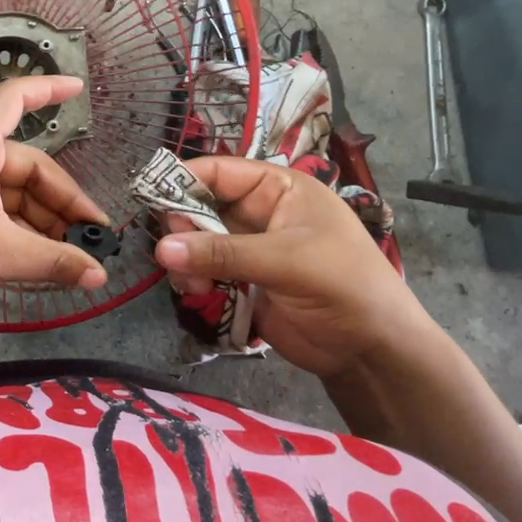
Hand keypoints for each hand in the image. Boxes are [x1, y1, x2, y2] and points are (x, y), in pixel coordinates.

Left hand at [0, 75, 110, 320]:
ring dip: (43, 222)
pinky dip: (19, 231)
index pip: (12, 100)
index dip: (47, 89)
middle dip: (61, 200)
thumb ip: (53, 261)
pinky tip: (42, 259)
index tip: (78, 88)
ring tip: (72, 255)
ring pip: (13, 195)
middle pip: (27, 165)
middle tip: (92, 235)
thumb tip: (98, 276)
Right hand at [153, 156, 431, 375]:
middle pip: (200, 204)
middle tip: (174, 253)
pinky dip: (192, 277)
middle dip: (182, 227)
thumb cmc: (343, 287)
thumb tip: (161, 248)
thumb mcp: (286, 262)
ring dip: (185, 258)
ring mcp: (249, 246)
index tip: (151, 202)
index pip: (219, 171)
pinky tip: (197, 291)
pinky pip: (202, 268)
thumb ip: (222, 253)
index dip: (183, 181)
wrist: (371, 351)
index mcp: (279, 189)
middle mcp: (260, 211)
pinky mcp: (241, 279)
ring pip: (196, 239)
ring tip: (191, 283)